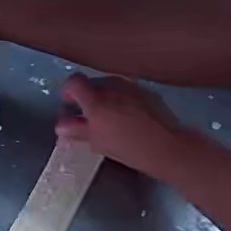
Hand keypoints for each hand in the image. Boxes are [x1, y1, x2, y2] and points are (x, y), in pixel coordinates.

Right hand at [55, 74, 206, 179]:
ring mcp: (131, 86)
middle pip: (92, 83)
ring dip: (105, 97)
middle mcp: (112, 86)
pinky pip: (126, 90)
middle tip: (90, 116)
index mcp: (96, 99)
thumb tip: (61, 125)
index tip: (71, 106)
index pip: (73, 82)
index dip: (68, 92)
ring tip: (111, 117)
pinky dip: (122, 99)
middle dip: (87, 97)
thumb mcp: (98, 142)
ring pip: (110, 85)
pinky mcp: (146, 90)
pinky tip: (129, 117)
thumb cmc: (130, 148)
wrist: (170, 147)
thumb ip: (76, 130)